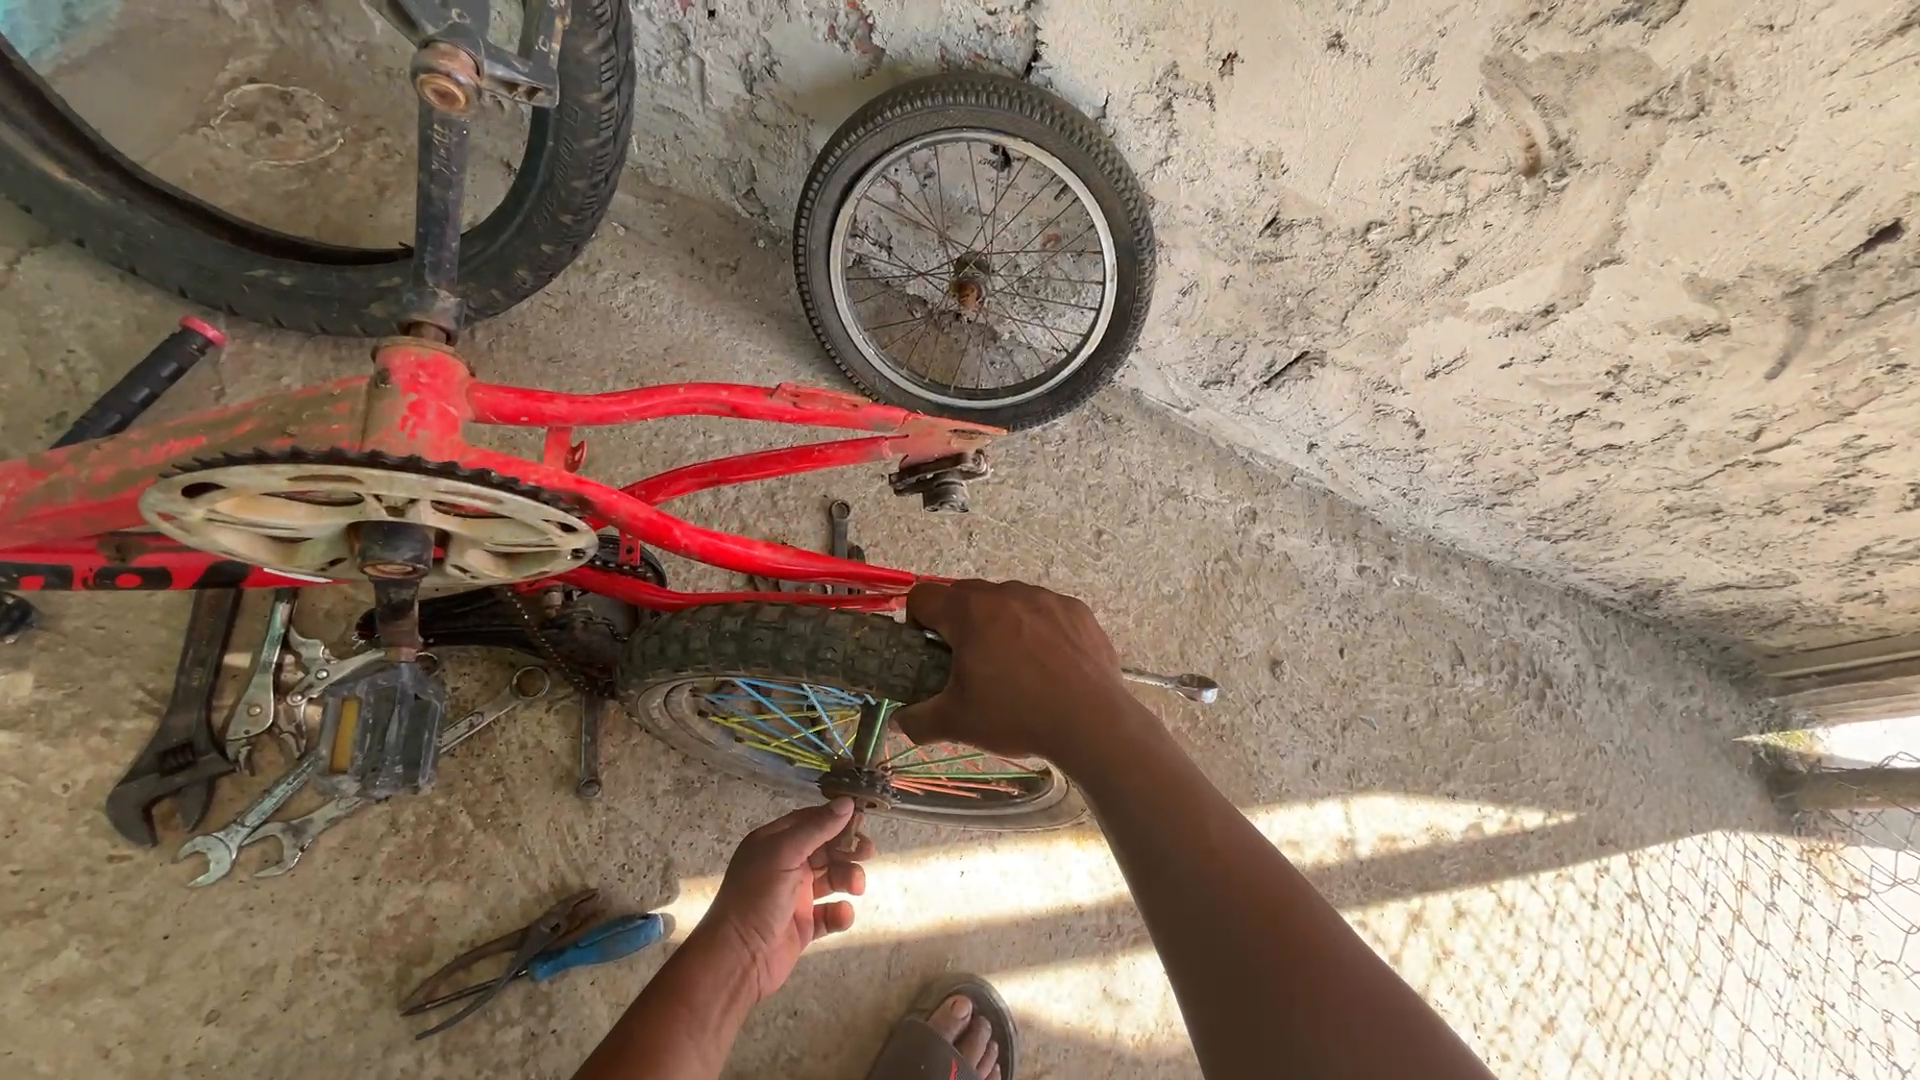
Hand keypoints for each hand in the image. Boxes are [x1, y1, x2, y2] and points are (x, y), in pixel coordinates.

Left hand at [688, 799, 873, 1002]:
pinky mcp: (803, 925)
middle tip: (868, 852)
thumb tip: (848, 802)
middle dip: (847, 849)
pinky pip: (829, 913)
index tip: (861, 821)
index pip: (810, 822)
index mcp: (774, 844)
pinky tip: (842, 914)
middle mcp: (785, 866)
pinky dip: (839, 912)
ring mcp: (795, 897)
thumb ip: (817, 828)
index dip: (835, 820)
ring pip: (831, 878)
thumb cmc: (757, 897)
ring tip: (857, 887)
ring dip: (848, 878)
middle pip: (825, 849)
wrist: (738, 959)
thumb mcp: (784, 854)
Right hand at [894, 580, 1138, 763]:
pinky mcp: (1077, 611)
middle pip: (966, 595)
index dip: (916, 621)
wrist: (1091, 722)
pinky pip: (1046, 612)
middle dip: (958, 623)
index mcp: (969, 612)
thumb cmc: (1016, 715)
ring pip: (1008, 601)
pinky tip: (1049, 666)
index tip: (926, 651)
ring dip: (1000, 623)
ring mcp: (1046, 599)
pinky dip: (1038, 630)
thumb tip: (899, 724)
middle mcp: (1006, 594)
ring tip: (1012, 667)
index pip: (923, 596)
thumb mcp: (957, 723)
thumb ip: (919, 721)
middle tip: (966, 663)